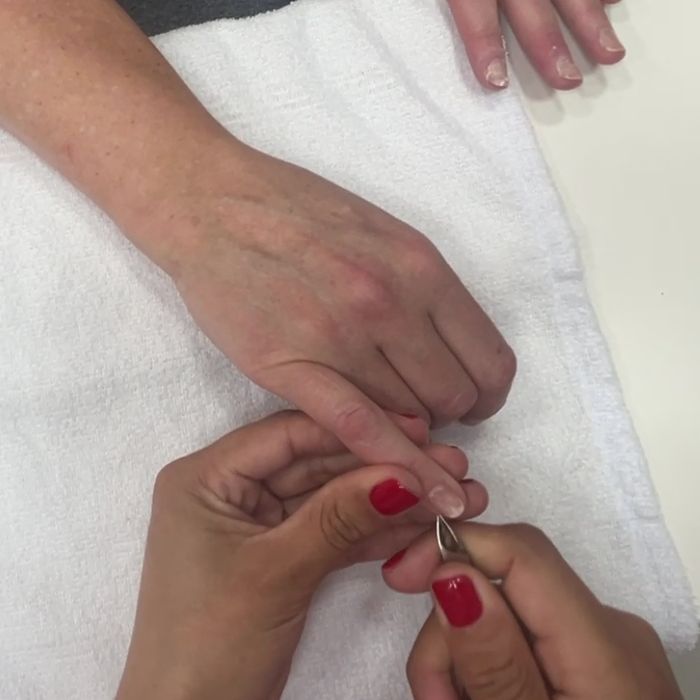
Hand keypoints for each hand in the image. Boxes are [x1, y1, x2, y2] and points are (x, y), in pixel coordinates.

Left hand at [57, 412, 487, 699]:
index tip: (421, 432)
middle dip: (380, 467)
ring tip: (454, 497)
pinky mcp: (277, 558)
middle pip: (313, 464)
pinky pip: (329, 533)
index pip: (288, 435)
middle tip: (452, 467)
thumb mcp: (277, 572)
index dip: (355, 430)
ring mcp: (254, 524)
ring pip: (328, 499)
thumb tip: (405, 473)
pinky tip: (421, 527)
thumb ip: (339, 517)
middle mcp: (227, 489)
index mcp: (206, 476)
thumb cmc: (213, 640)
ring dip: (385, 500)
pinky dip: (371, 533)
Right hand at [147, 146, 515, 518]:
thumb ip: (418, 286)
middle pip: (453, 397)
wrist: (208, 205)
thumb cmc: (288, 208)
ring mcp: (341, 338)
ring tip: (377, 409)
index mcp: (419, 265)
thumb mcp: (376, 228)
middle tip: (417, 408)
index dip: (486, 395)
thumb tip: (442, 350)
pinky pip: (359, 429)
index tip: (470, 404)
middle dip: (444, 414)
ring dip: (404, 427)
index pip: (490, 361)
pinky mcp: (291, 366)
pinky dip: (394, 466)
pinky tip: (417, 493)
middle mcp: (390, 303)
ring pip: (409, 417)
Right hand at [382, 522, 699, 699]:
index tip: (391, 584)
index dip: (448, 548)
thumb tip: (452, 570)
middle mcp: (609, 634)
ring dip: (460, 696)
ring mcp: (606, 658)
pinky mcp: (598, 681)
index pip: (519, 551)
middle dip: (448, 662)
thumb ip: (498, 673)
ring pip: (497, 633)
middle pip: (496, 598)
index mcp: (605, 652)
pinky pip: (520, 663)